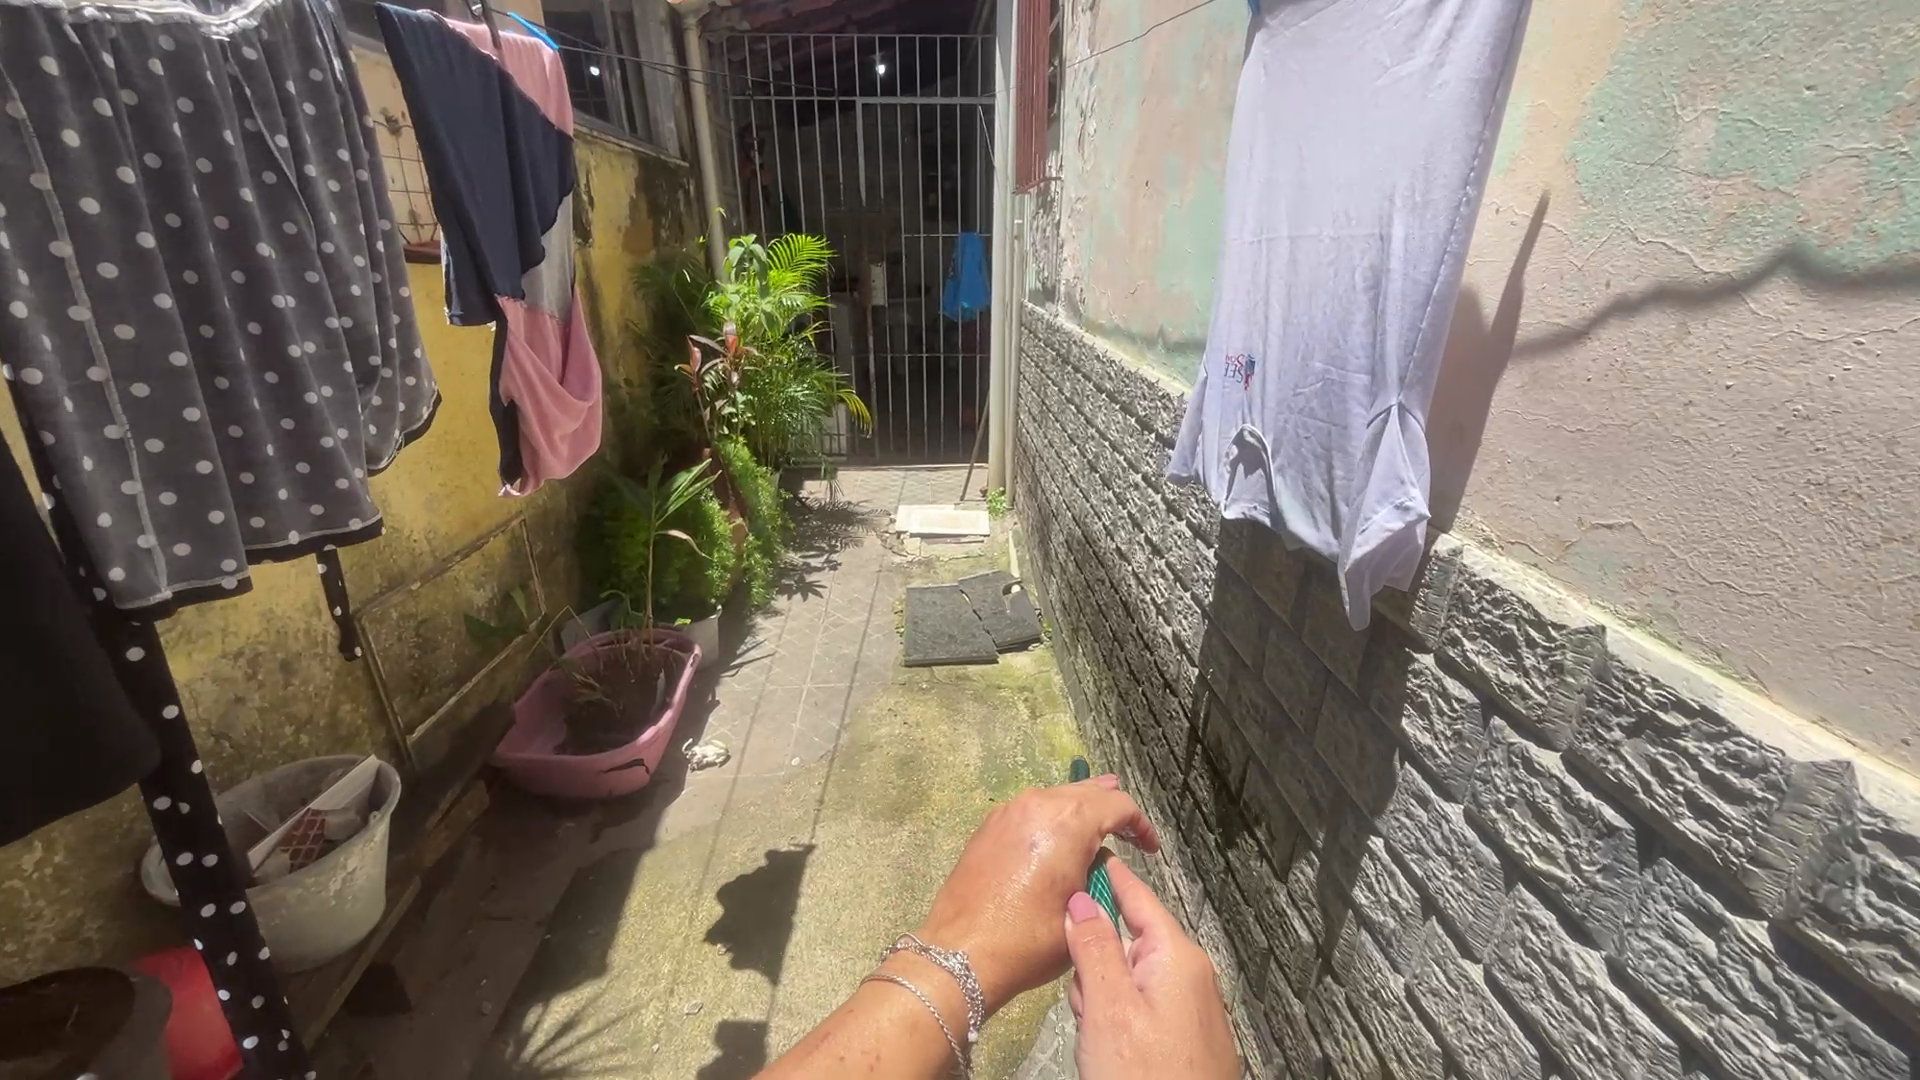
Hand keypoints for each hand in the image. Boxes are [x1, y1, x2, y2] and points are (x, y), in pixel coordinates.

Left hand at [916, 777, 1159, 1013]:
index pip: (1118, 804)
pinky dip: (1052, 817)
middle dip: (1112, 809)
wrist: (963, 949)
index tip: (1149, 847)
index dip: (1140, 824)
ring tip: (1098, 826)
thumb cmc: (1030, 938)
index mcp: (1068, 821)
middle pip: (1087, 791)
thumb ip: (1097, 874)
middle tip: (1129, 833)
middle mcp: (1039, 803)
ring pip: (1057, 796)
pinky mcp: (991, 823)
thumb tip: (1095, 858)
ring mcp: (1011, 809)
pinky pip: (1032, 809)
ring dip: (1081, 809)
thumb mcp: (1082, 910)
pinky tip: (1057, 839)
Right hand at [1066, 857, 1239, 1079]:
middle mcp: (1190, 975)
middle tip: (1083, 1004)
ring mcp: (1192, 1011)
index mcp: (1176, 956)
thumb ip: (1093, 946)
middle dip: (1096, 961)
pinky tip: (1109, 1054)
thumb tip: (1083, 895)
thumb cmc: (1142, 1077)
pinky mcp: (1188, 1042)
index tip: (1084, 850)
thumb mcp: (1107, 1008)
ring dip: (1103, 997)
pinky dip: (1119, 1020)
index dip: (1108, 874)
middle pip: (1128, 940)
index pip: (1137, 896)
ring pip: (1130, 978)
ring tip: (1095, 1039)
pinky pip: (1143, 1009)